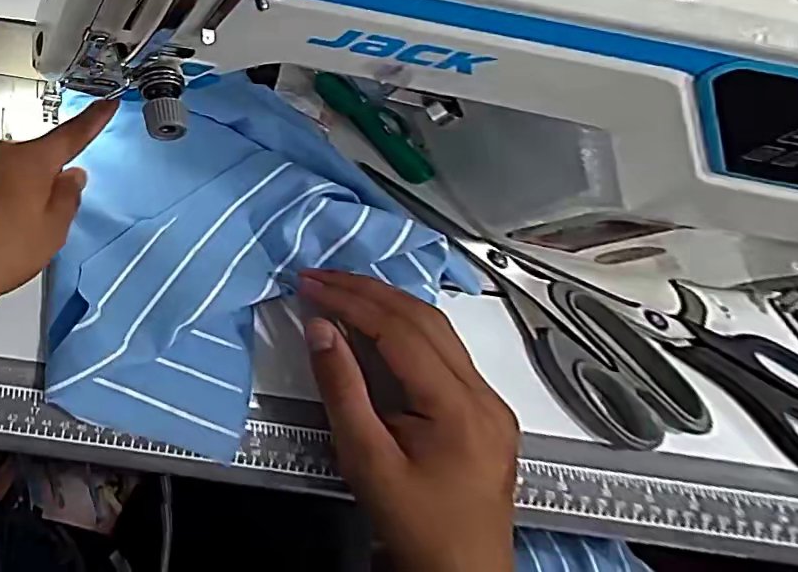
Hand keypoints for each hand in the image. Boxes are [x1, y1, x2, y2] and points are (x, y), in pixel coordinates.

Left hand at [0, 98, 118, 360]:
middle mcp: (1, 152)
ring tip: (9, 235)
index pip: (72, 134)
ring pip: (11, 172)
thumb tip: (72, 175)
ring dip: (18, 194)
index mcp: (31, 160)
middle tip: (41, 224)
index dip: (94, 119)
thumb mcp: (50, 233)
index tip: (107, 104)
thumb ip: (68, 198)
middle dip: (46, 184)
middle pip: (37, 159)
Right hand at [298, 270, 519, 571]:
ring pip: (435, 326)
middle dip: (364, 289)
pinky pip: (439, 344)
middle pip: (422, 318)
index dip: (350, 300)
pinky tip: (371, 316)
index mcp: (460, 409)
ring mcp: (488, 401)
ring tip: (337, 287)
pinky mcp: (481, 407)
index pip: (400, 331)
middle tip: (317, 277)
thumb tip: (319, 326)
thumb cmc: (412, 520)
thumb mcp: (365, 456)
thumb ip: (341, 386)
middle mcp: (484, 397)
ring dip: (383, 298)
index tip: (309, 284)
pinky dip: (399, 320)